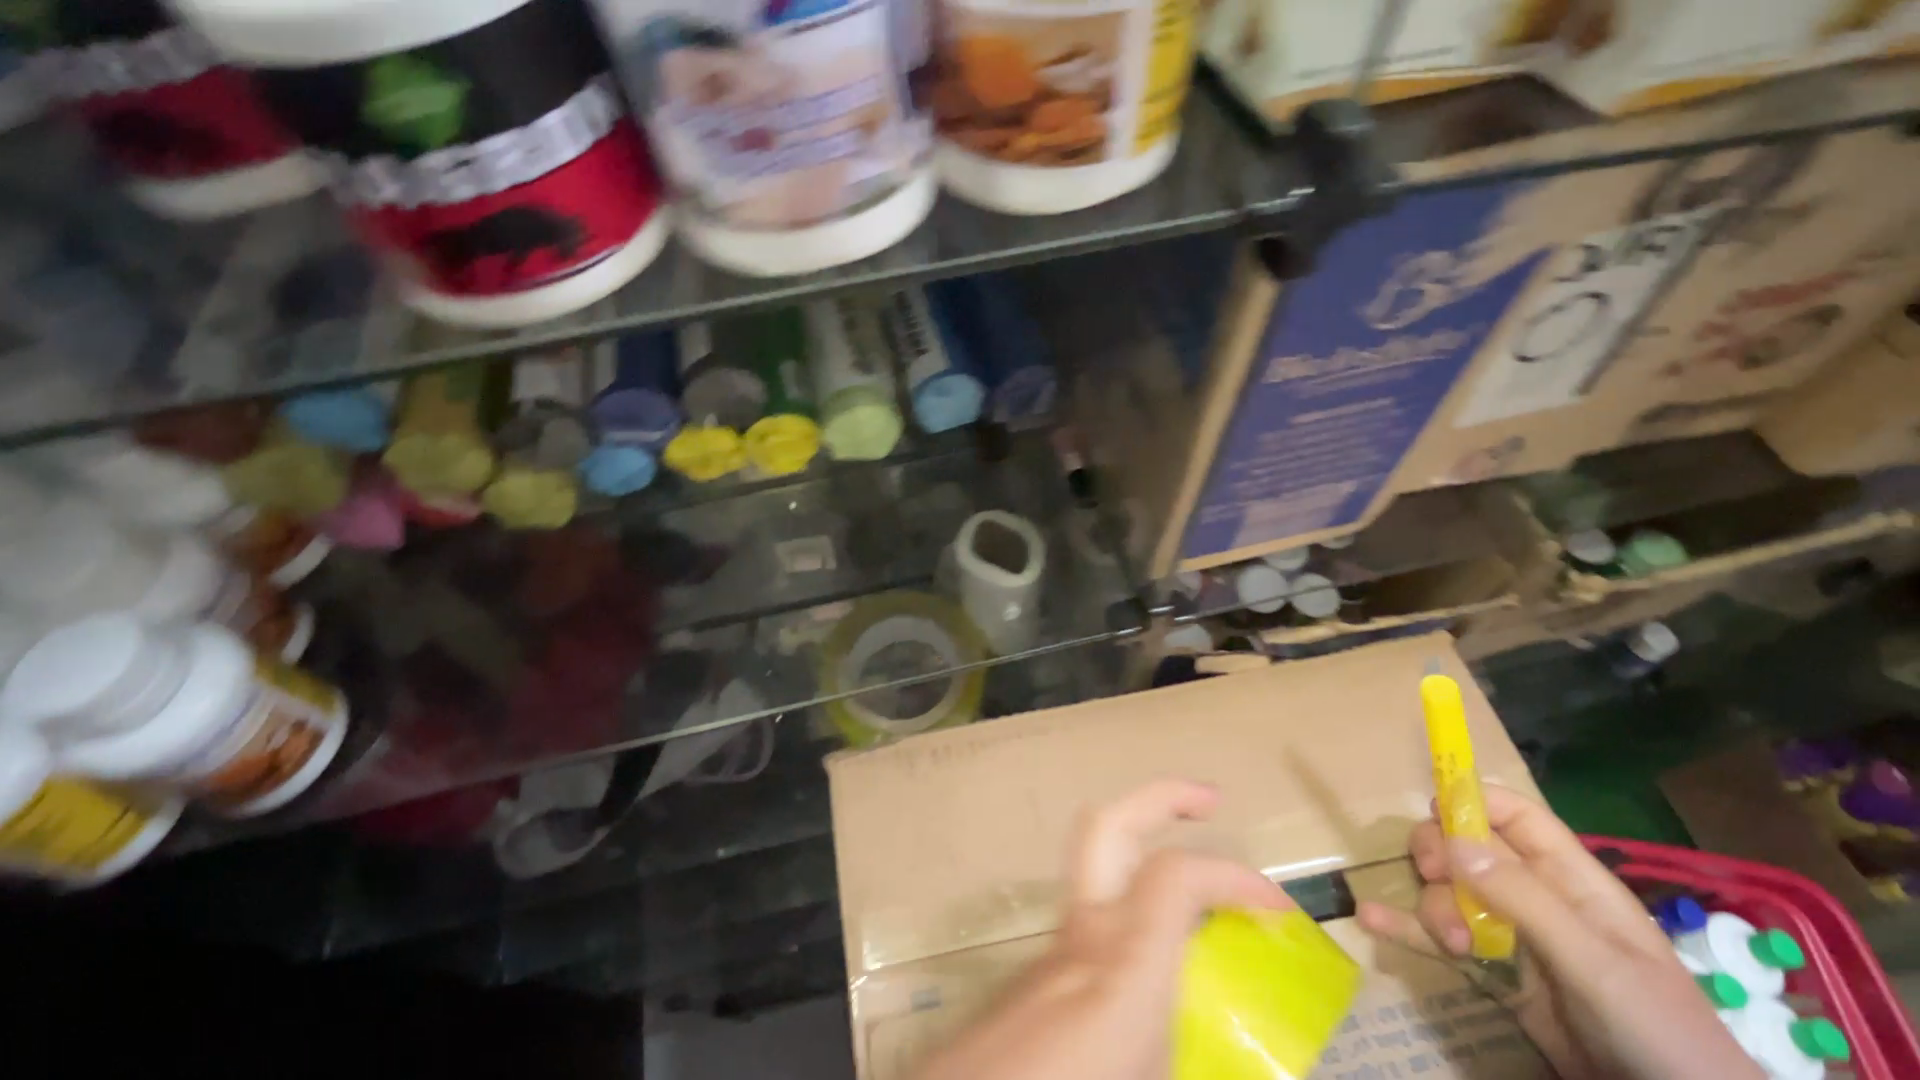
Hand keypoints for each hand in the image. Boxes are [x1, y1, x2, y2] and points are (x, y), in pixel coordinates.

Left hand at [913, 779, 1292, 1079]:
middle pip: (1106, 827)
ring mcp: (1048, 954)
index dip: (1236, 874)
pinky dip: (1127, 918)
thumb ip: (1190, 1052)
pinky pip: (1088, 924)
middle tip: (1208, 804)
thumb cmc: (1064, 1078)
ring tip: (1192, 899)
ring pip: (1093, 874)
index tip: (1279, 907)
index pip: (1177, 873)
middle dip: (1159, 799)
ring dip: (1142, 860)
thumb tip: (1253, 1061)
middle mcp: (1081, 940)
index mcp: (1122, 966)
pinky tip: (1147, 975)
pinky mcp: (1030, 980)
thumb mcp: (1153, 1070)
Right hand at [1357, 785, 1762, 1079]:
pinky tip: (1370, 920)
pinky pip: (1444, 944)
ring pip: (1450, 896)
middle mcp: (1538, 901)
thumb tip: (1451, 840)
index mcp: (1573, 882)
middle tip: (1435, 882)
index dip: (1475, 802)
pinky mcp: (1497, 979)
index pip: (1517, 817)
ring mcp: (1515, 940)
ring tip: (1445, 944)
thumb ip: (1524, 900)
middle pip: (1469, 850)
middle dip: (1441, 858)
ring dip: (1432, 908)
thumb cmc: (1658, 1029)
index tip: (1431, 811)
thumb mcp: (1595, 962)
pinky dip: (1408, 931)